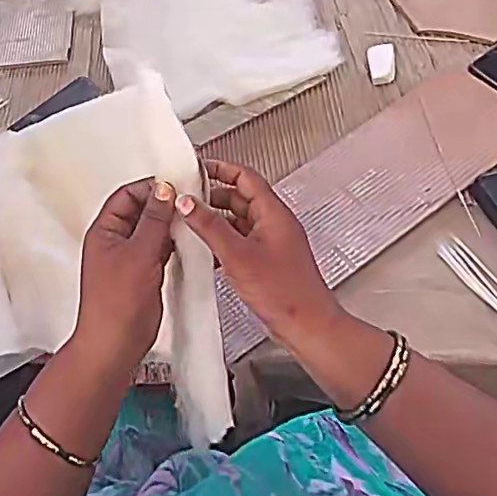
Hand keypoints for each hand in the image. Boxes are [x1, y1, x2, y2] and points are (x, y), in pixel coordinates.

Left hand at [70, 179, 177, 366]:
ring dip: (168, 225)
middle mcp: (114, 242)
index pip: (126, 196)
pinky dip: (172, 244)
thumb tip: (162, 192)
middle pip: (139, 211)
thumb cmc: (114, 306)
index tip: (173, 186)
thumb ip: (153, 220)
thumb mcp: (139, 254)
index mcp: (104, 231)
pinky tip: (186, 243)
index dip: (149, 188)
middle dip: (162, 205)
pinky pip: (158, 249)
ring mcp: (128, 258)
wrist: (115, 344)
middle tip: (185, 203)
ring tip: (188, 221)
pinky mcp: (142, 274)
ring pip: (151, 230)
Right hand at [175, 159, 343, 346]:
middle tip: (189, 198)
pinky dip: (222, 240)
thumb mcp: (238, 255)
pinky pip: (239, 239)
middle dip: (212, 196)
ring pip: (238, 219)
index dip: (220, 168)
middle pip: (239, 197)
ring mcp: (271, 242)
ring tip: (193, 224)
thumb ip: (210, 226)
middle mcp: (274, 224)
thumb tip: (189, 204)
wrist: (307, 327)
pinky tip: (208, 251)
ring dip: (215, 219)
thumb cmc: (287, 294)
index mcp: (273, 213)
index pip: (245, 176)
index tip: (199, 168)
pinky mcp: (266, 260)